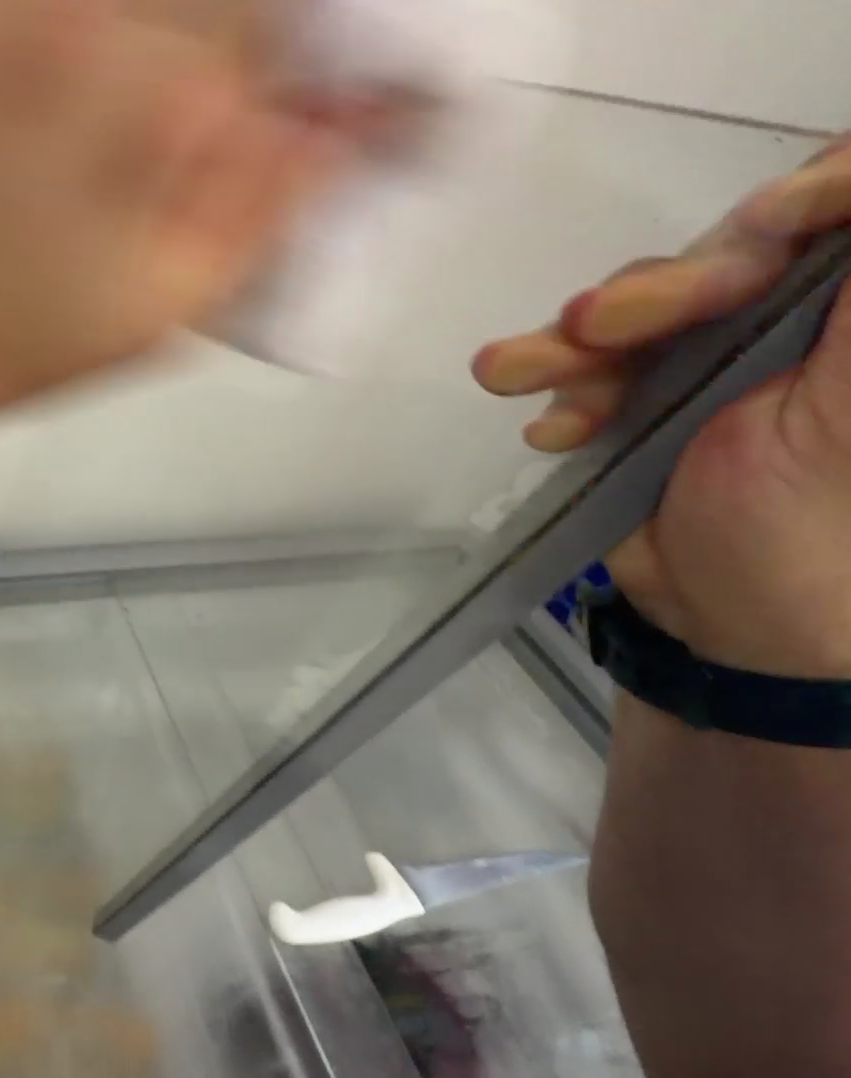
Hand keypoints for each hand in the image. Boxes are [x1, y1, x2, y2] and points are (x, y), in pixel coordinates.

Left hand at [0, 0, 388, 418]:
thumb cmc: (7, 344)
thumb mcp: (162, 305)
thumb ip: (268, 197)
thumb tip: (351, 111)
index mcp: (156, 99)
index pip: (260, 7)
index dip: (254, 44)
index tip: (223, 83)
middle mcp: (67, 27)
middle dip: (178, 35)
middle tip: (125, 118)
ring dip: (95, 33)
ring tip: (57, 115)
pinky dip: (4, 28)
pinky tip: (9, 87)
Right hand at [473, 137, 850, 676]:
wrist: (742, 623)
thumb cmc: (828, 520)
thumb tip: (841, 188)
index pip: (842, 202)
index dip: (805, 197)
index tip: (765, 229)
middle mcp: (799, 317)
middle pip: (727, 253)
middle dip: (658, 290)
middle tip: (604, 329)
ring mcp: (711, 357)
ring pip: (634, 308)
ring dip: (571, 344)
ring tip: (524, 375)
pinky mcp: (639, 396)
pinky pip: (583, 366)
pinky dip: (555, 390)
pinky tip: (555, 428)